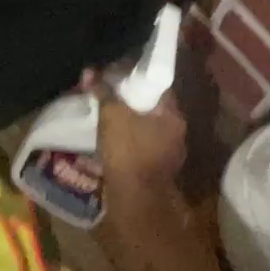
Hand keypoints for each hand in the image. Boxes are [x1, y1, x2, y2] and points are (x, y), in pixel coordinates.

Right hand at [80, 68, 187, 200]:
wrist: (135, 198)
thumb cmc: (128, 150)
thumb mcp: (111, 114)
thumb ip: (103, 92)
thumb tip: (91, 72)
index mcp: (174, 117)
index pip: (159, 87)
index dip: (139, 78)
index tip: (120, 75)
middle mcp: (178, 134)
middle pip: (154, 108)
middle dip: (133, 101)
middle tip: (111, 93)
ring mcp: (170, 154)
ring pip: (148, 128)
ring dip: (131, 122)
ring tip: (108, 115)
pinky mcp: (158, 170)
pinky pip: (143, 145)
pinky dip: (130, 139)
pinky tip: (113, 137)